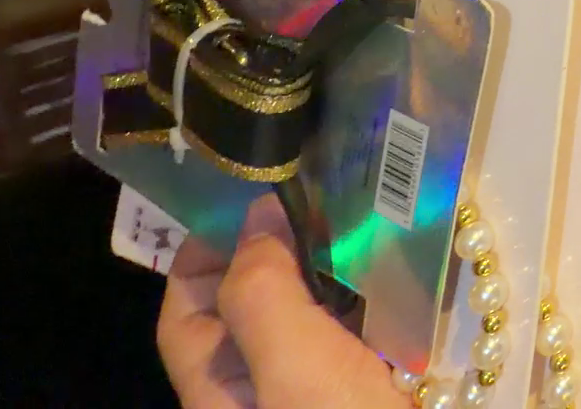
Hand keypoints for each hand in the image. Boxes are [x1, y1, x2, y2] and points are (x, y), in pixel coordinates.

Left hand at [158, 193, 401, 408]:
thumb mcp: (295, 365)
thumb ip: (265, 293)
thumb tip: (256, 215)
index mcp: (218, 389)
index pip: (186, 310)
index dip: (202, 251)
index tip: (245, 191)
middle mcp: (257, 387)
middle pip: (243, 306)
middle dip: (268, 246)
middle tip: (315, 191)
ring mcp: (311, 387)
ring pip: (300, 311)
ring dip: (319, 262)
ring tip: (358, 215)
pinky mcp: (359, 385)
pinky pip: (347, 324)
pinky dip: (360, 287)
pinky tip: (393, 268)